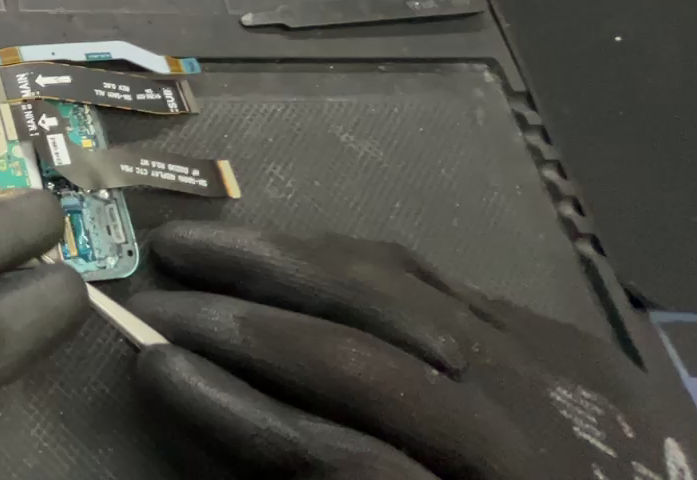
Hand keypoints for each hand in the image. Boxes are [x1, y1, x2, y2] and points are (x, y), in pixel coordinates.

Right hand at [126, 222, 696, 479]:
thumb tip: (235, 423)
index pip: (335, 455)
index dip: (228, 411)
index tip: (149, 369)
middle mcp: (520, 430)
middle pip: (346, 356)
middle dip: (231, 322)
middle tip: (148, 298)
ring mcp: (540, 362)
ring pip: (377, 286)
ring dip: (265, 259)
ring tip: (189, 242)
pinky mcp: (548, 323)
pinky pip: (420, 268)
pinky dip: (333, 251)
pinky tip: (281, 245)